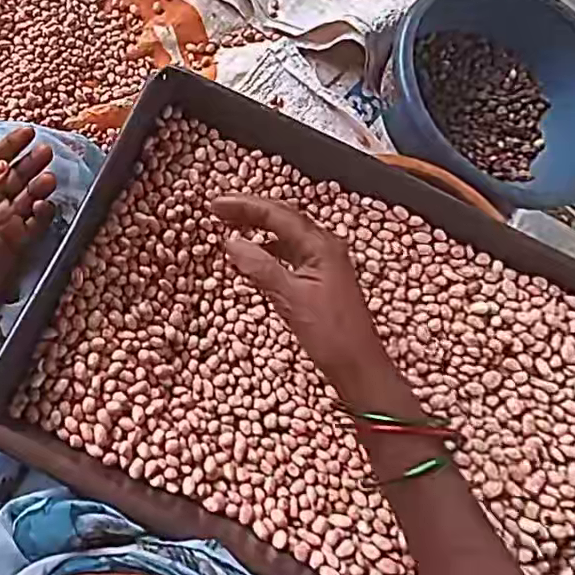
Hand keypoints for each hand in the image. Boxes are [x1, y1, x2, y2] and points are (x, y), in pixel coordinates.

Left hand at [0, 127, 58, 340]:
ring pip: (26, 199)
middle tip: (46, 152)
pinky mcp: (17, 247)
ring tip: (49, 179)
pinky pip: (35, 225)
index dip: (8, 147)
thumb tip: (4, 165)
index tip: (28, 132)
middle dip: (29, 164)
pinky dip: (42, 214)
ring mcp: (3, 227)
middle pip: (13, 179)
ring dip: (37, 187)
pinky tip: (45, 206)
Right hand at [211, 194, 401, 402]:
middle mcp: (324, 247)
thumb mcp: (291, 299)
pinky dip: (266, 248)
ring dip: (257, 227)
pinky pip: (289, 252)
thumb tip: (231, 242)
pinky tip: (252, 256)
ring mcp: (324, 262)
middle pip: (282, 218)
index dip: (244, 206)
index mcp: (320, 246)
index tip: (215, 205)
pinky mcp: (320, 278)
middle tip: (218, 208)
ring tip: (230, 225)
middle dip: (249, 211)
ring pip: (285, 234)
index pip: (277, 214)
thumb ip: (260, 268)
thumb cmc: (331, 335)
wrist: (360, 368)